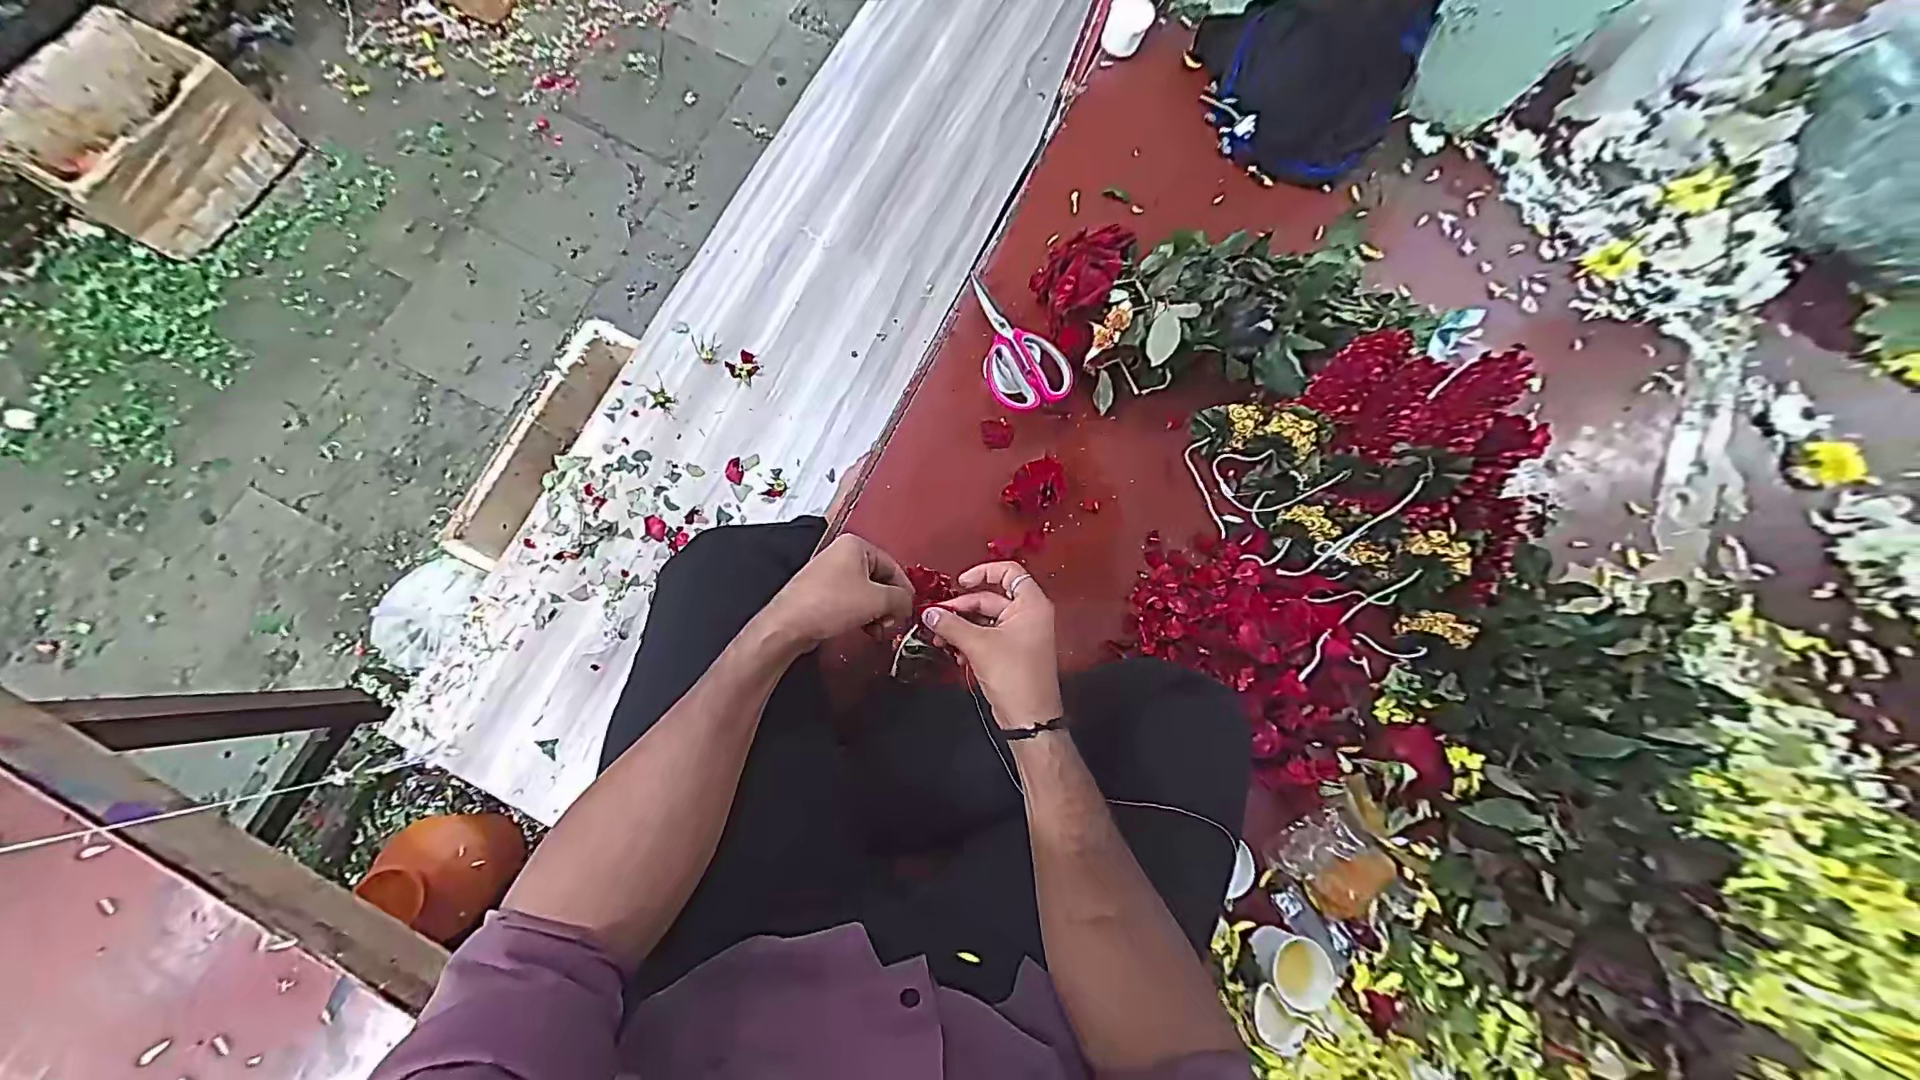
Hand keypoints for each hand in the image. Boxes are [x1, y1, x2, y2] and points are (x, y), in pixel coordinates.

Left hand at [756, 534, 913, 652]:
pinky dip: (862, 615)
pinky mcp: (823, 593)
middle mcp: (842, 555)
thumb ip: (901, 599)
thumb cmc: (828, 605)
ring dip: (877, 613)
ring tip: (877, 630)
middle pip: (880, 580)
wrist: (788, 626)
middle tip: (891, 623)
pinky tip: (865, 630)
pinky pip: (852, 601)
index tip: (909, 610)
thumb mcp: (876, 600)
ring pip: (867, 593)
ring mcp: (831, 574)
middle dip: (889, 605)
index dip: (904, 591)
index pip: (893, 566)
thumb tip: (908, 604)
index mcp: (856, 545)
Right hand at [922, 561, 1063, 730]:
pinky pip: (986, 635)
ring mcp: (1020, 634)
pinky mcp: (1010, 651)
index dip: (983, 572)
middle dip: (962, 607)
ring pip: (985, 618)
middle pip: (990, 597)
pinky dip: (969, 639)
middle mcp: (1028, 615)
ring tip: (939, 636)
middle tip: (937, 616)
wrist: (1028, 718)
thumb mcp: (979, 645)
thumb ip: (952, 624)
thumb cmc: (1014, 676)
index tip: (960, 582)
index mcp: (1031, 604)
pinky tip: (953, 650)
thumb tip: (930, 613)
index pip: (1008, 572)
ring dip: (961, 625)